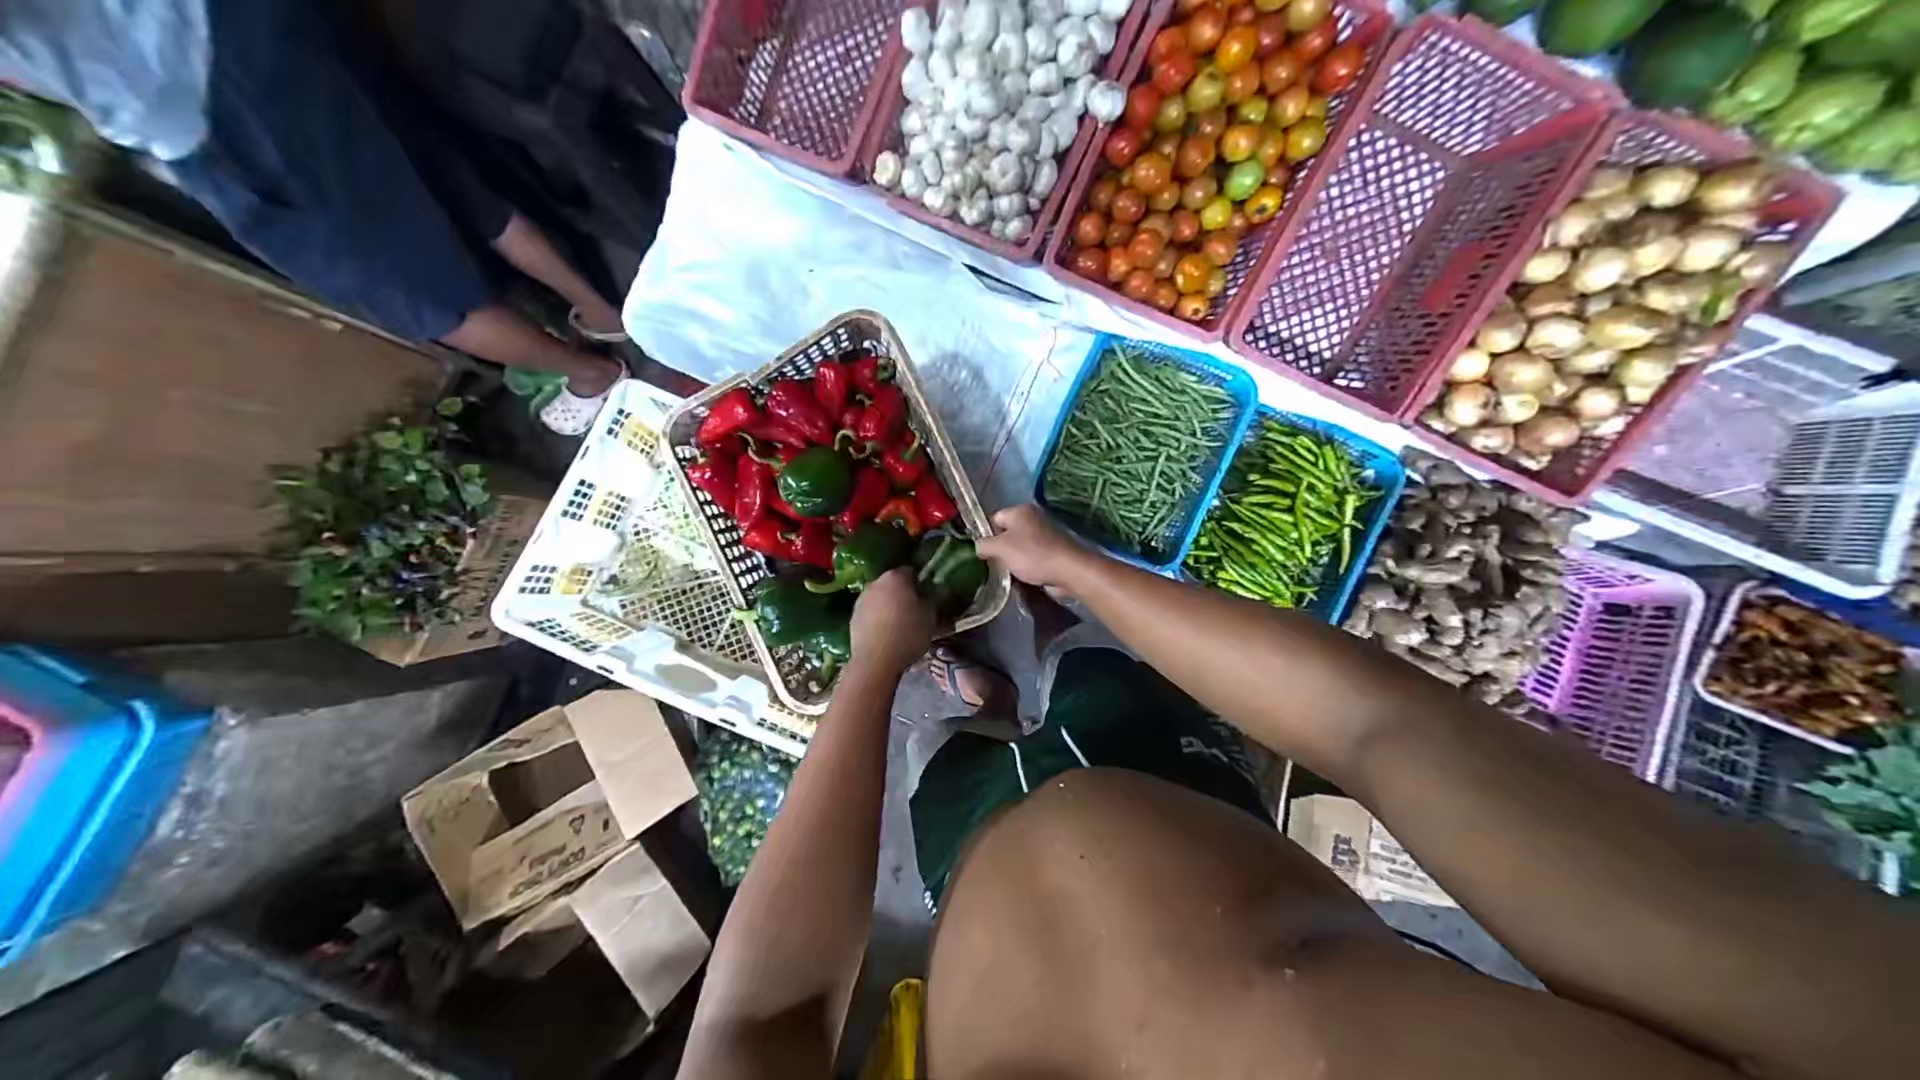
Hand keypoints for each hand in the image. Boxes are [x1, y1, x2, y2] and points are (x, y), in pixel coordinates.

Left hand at [850, 568, 935, 673]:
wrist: (876, 660)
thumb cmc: (908, 634)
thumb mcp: (931, 616)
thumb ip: (932, 600)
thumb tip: (930, 594)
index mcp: (895, 577)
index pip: (911, 571)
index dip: (920, 583)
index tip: (927, 596)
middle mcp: (875, 583)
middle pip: (892, 585)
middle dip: (903, 595)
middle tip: (915, 611)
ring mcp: (861, 600)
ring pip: (879, 599)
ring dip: (888, 607)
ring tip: (899, 626)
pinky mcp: (852, 618)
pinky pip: (870, 614)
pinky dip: (877, 620)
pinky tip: (886, 636)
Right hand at [976, 504, 1093, 594]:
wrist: (1069, 570)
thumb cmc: (1032, 555)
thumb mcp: (1000, 549)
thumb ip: (984, 545)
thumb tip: (978, 546)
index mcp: (1020, 511)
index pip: (994, 518)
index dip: (986, 535)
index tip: (982, 553)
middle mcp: (1034, 518)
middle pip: (1008, 533)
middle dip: (1000, 549)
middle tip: (994, 565)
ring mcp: (1046, 534)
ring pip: (1020, 546)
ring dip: (1014, 560)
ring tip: (1008, 573)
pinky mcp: (1054, 550)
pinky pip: (1033, 556)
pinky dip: (1028, 566)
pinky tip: (1024, 577)